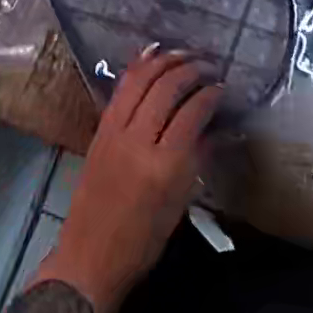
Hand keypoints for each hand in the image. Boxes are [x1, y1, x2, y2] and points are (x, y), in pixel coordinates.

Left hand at [33, 47, 221, 312]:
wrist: (89, 259)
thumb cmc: (142, 241)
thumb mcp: (179, 203)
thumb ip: (200, 158)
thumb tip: (224, 129)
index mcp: (163, 166)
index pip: (192, 113)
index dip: (210, 94)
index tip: (223, 87)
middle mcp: (137, 141)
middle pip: (166, 88)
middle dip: (190, 70)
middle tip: (208, 65)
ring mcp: (113, 132)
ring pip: (140, 81)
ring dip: (163, 61)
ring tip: (183, 53)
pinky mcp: (99, 130)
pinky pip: (120, 89)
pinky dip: (137, 67)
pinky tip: (150, 54)